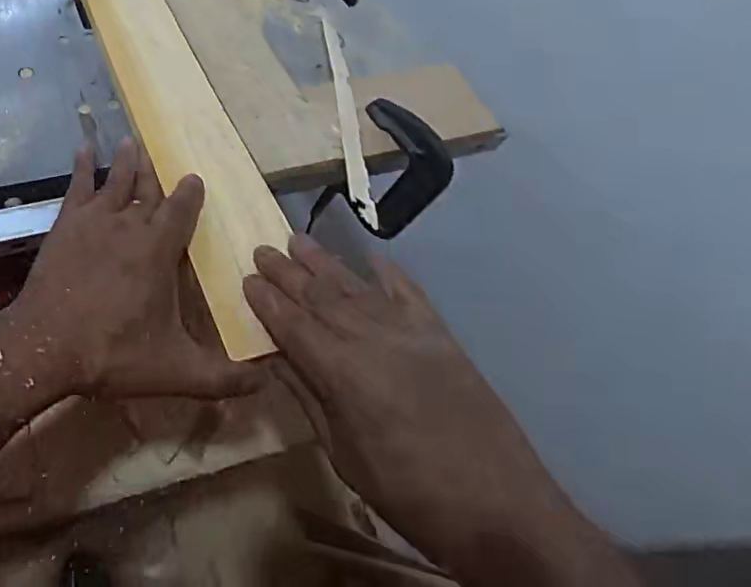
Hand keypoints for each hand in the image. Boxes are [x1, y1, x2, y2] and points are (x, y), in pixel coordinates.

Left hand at [2, 138, 263, 400]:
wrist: (47, 344)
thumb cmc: (114, 353)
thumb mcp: (176, 372)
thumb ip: (222, 378)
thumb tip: (265, 383)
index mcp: (158, 250)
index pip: (181, 211)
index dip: (189, 193)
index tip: (194, 177)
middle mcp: (130, 225)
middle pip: (148, 191)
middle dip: (156, 173)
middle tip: (160, 152)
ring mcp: (95, 220)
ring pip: (116, 181)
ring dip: (125, 161)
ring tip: (131, 141)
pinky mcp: (67, 224)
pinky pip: (77, 186)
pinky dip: (82, 166)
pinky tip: (84, 148)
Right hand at [243, 235, 636, 585]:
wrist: (504, 511)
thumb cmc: (411, 494)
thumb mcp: (345, 457)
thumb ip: (308, 400)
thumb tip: (273, 358)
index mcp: (342, 372)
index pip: (292, 324)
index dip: (266, 300)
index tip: (245, 278)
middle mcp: (370, 339)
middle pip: (319, 295)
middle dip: (286, 271)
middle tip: (261, 249)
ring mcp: (409, 332)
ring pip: (355, 286)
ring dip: (324, 261)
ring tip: (298, 239)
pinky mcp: (441, 336)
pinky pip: (408, 293)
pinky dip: (388, 273)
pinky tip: (372, 257)